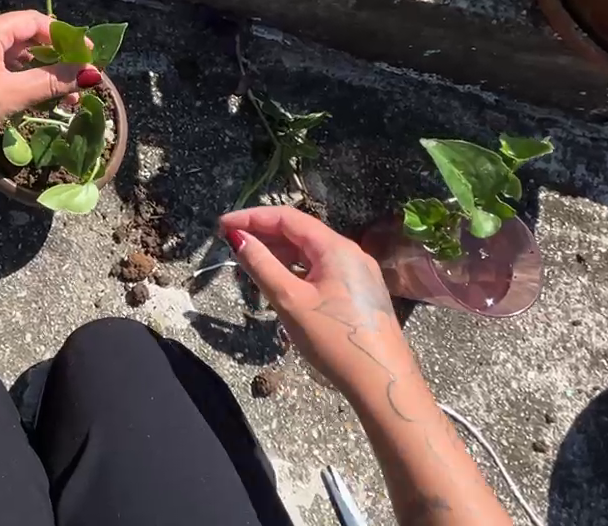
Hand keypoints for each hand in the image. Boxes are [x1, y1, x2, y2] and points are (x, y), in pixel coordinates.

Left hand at [0, 10, 98, 151]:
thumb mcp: (12, 93)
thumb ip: (50, 81)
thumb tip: (88, 74)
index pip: (33, 20)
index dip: (63, 35)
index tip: (86, 55)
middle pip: (21, 36)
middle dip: (52, 56)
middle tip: (76, 77)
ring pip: (7, 54)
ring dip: (34, 70)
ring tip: (57, 93)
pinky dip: (14, 76)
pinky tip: (25, 95)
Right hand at [220, 207, 427, 410]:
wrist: (385, 389)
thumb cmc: (335, 340)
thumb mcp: (289, 300)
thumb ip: (260, 263)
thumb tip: (236, 237)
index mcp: (336, 248)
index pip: (286, 217)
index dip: (251, 217)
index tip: (222, 226)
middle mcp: (350, 253)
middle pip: (298, 231)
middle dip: (262, 234)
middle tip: (231, 243)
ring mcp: (357, 273)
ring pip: (308, 251)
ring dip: (276, 252)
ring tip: (248, 262)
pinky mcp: (358, 293)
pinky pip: (319, 268)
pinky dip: (293, 268)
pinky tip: (278, 281)